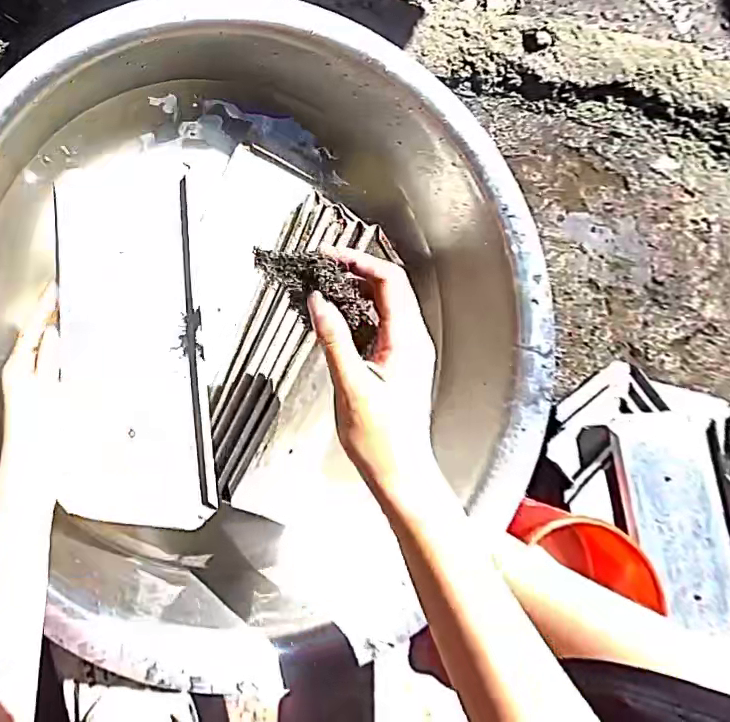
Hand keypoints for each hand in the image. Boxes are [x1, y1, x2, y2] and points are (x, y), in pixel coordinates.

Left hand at [0, 284, 60, 476]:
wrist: (33, 477)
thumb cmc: (35, 440)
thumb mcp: (42, 392)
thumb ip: (47, 360)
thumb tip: (52, 333)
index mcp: (18, 369)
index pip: (32, 328)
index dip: (43, 306)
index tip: (54, 286)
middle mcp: (22, 375)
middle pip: (36, 337)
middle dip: (50, 317)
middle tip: (66, 296)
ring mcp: (33, 388)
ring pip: (45, 353)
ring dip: (58, 336)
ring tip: (72, 316)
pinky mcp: (43, 400)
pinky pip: (53, 370)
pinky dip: (63, 357)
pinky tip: (75, 353)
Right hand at [307, 246, 443, 510]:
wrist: (399, 472)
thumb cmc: (382, 439)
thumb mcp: (351, 384)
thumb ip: (334, 339)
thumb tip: (318, 302)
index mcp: (407, 342)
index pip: (389, 281)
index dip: (358, 262)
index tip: (329, 256)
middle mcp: (411, 342)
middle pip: (387, 286)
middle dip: (354, 268)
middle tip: (323, 263)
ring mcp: (403, 351)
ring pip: (381, 302)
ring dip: (353, 287)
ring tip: (324, 282)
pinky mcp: (392, 361)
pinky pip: (375, 320)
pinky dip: (353, 307)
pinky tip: (332, 313)